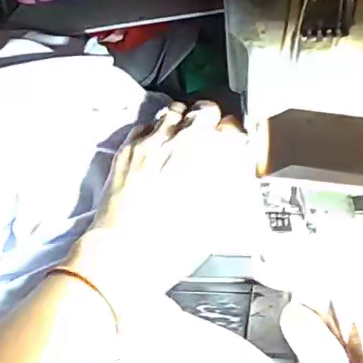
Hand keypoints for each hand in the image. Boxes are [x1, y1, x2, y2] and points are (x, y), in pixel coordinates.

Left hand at [64, 101, 256, 304]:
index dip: (236, 135)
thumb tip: (232, 173)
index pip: (233, 126)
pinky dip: (155, 131)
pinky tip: (157, 146)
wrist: (126, 251)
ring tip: (184, 137)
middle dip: (210, 121)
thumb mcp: (218, 216)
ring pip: (173, 112)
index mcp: (212, 155)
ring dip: (182, 121)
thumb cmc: (173, 241)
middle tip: (211, 136)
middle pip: (204, 110)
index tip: (235, 143)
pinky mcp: (128, 150)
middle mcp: (182, 140)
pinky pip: (146, 125)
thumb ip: (228, 185)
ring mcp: (152, 141)